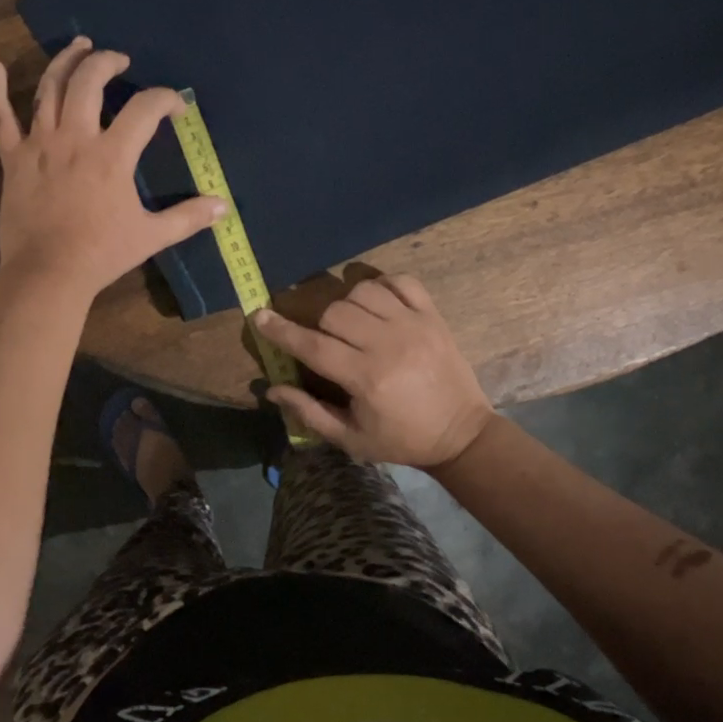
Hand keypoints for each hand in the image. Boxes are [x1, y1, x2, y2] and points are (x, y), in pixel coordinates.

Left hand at [0, 38, 225, 297]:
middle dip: (107, 62)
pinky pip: (1, 117)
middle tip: (119, 61)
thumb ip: (188, 217)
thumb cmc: (101, 254)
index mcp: (112, 154)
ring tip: (79, 46)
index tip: (175, 106)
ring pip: (49, 88)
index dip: (165, 99)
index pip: (145, 109)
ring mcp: (40, 144)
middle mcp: (75, 137)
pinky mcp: (14, 158)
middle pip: (89, 80)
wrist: (47, 273)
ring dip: (65, 61)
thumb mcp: (151, 236)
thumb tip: (223, 207)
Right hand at [252, 274, 493, 468]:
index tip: (260, 316)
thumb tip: (273, 389)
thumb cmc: (401, 440)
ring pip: (363, 291)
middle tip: (325, 342)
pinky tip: (377, 303)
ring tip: (351, 324)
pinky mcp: (433, 316)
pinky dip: (383, 284)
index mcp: (366, 379)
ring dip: (348, 303)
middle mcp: (389, 345)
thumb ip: (309, 413)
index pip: (313, 346)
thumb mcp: (351, 438)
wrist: (462, 435)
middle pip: (335, 313)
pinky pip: (401, 281)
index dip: (282, 331)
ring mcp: (414, 325)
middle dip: (319, 324)